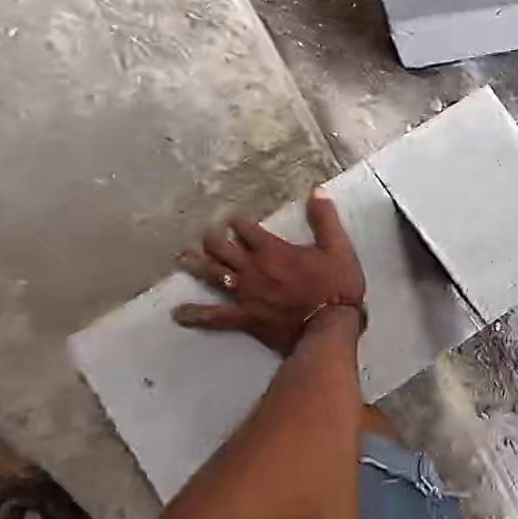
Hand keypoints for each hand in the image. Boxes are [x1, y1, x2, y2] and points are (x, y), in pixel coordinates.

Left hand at [171, 189, 366, 354]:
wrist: (329, 327)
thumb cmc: (336, 286)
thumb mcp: (338, 248)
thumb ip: (325, 219)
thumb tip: (317, 191)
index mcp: (272, 250)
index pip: (245, 228)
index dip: (238, 222)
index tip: (235, 219)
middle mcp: (252, 268)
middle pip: (221, 248)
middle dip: (212, 238)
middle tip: (209, 234)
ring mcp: (245, 294)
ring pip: (212, 275)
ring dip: (196, 265)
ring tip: (183, 259)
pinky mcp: (244, 318)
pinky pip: (214, 316)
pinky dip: (196, 315)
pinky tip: (179, 314)